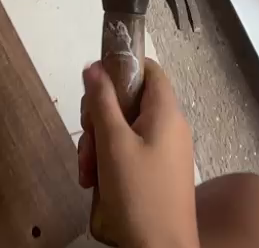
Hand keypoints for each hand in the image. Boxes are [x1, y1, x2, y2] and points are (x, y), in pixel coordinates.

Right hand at [77, 59, 197, 247]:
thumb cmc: (139, 195)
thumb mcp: (113, 144)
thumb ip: (101, 100)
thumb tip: (93, 65)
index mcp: (166, 112)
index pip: (148, 69)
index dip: (121, 68)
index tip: (96, 87)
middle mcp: (170, 127)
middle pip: (129, 100)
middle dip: (100, 117)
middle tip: (87, 137)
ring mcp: (166, 152)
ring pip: (125, 129)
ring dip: (100, 144)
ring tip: (89, 172)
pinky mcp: (159, 174)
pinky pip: (131, 152)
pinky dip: (111, 161)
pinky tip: (96, 184)